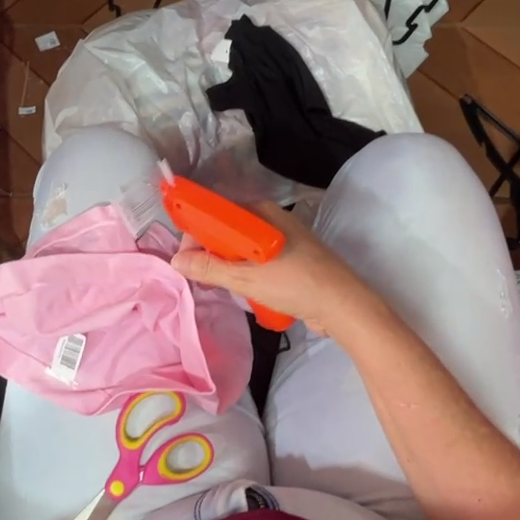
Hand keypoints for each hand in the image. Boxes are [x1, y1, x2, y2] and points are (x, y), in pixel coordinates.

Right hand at [170, 202, 382, 337]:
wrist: (344, 306)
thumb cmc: (295, 284)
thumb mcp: (246, 278)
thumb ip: (209, 268)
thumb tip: (176, 260)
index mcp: (260, 213)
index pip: (215, 213)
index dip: (195, 234)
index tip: (186, 259)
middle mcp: (270, 220)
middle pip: (226, 231)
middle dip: (210, 253)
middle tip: (202, 278)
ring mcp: (281, 239)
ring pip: (241, 248)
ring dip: (228, 266)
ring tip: (222, 287)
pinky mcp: (290, 258)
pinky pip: (256, 260)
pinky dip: (245, 273)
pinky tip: (244, 291)